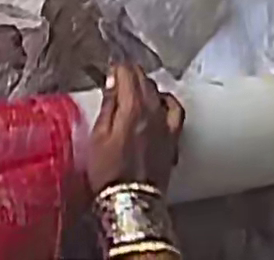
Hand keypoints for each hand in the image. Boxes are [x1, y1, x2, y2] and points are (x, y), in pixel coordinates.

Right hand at [86, 63, 185, 195]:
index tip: (109, 71)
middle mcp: (153, 109)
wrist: (131, 204)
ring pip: (157, 90)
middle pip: (143, 78)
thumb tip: (113, 81)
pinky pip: (175, 109)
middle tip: (117, 78)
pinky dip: (166, 101)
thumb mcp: (98, 136)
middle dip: (130, 73)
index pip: (127, 71)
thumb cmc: (108, 173)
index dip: (116, 68)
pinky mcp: (173, 137)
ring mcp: (165, 122)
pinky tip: (159, 102)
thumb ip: (108, 105)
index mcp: (132, 106)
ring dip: (145, 85)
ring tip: (133, 90)